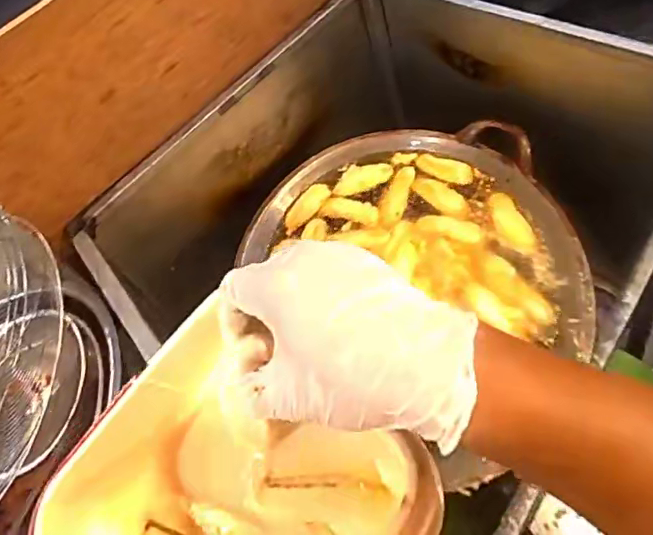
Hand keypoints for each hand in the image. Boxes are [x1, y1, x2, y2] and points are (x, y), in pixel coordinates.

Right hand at [218, 241, 478, 452]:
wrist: (420, 360)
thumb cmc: (345, 378)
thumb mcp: (285, 399)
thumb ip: (252, 387)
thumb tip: (253, 377)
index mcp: (274, 283)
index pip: (232, 289)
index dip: (234, 324)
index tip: (252, 355)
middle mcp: (303, 258)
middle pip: (265, 278)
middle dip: (264, 316)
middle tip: (278, 356)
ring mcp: (339, 254)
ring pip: (300, 274)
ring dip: (295, 305)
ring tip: (312, 346)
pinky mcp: (367, 260)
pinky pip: (331, 274)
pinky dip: (325, 297)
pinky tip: (343, 332)